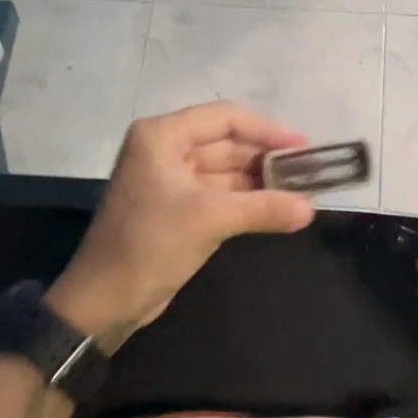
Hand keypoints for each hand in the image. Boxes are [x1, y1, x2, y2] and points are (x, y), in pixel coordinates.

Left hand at [46, 103, 315, 351]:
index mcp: (162, 137)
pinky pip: (218, 197)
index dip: (267, 130)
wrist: (107, 299)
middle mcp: (164, 151)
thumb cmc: (150, 245)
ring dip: (259, 183)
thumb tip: (310, 208)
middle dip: (265, 158)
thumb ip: (262, 208)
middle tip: (310, 173)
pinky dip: (245, 203)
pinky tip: (276, 210)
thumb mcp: (209, 219)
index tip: (306, 146)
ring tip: (301, 193)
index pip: (224, 118)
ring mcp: (169, 182)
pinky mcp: (176, 211)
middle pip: (225, 143)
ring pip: (224, 172)